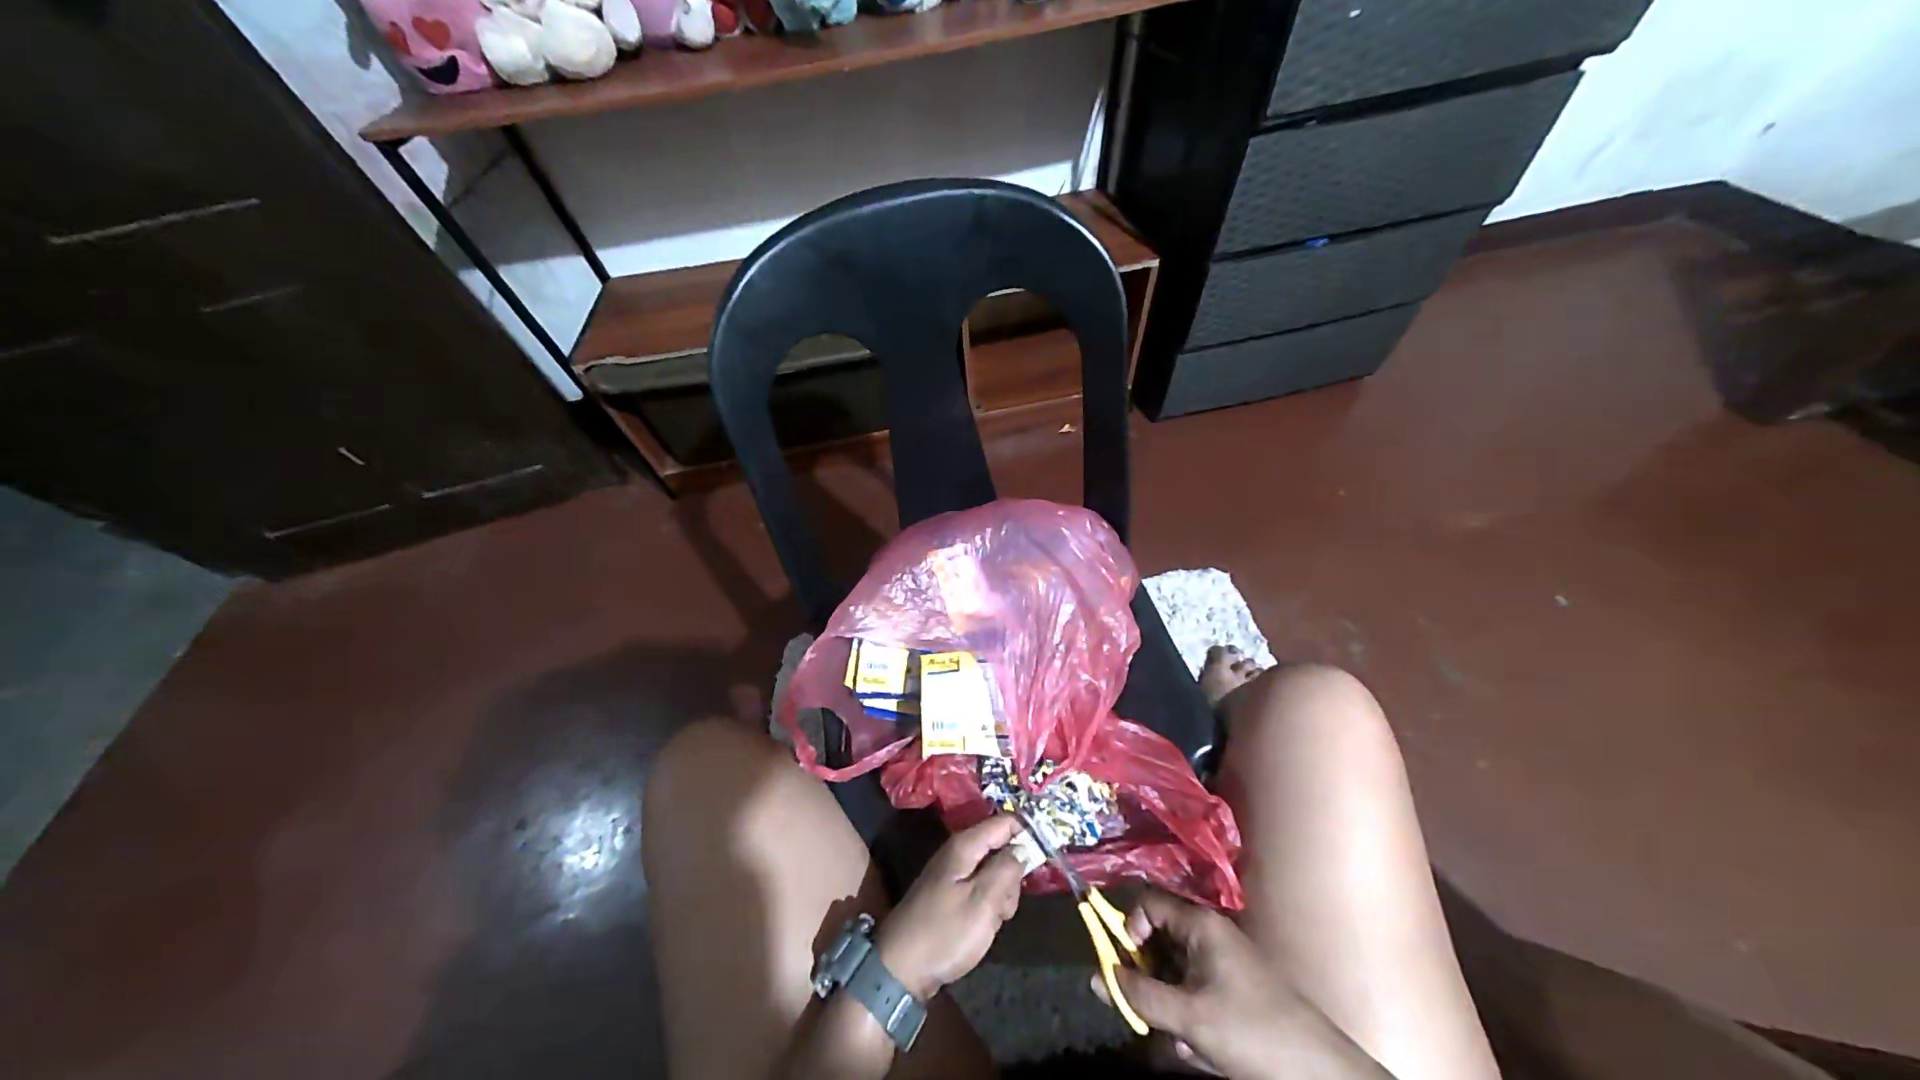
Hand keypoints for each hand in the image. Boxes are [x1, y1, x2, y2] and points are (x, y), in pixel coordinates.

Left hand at [873, 813, 1025, 998]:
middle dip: (1013, 875)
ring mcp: (951, 876)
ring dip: (1001, 896)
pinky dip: (988, 907)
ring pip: (992, 874)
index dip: (1028, 833)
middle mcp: (957, 854)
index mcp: (964, 846)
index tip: (1047, 856)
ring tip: (993, 920)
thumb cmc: (945, 933)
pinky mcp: (949, 897)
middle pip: (1000, 849)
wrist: (900, 970)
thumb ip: (1006, 869)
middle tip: (1006, 904)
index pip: (1004, 823)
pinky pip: (979, 892)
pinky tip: (983, 927)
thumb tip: (1023, 846)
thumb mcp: (983, 901)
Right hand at [1096, 890, 1389, 1079]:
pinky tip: (1201, 1050)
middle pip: (1157, 940)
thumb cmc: (1251, 1030)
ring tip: (1182, 1040)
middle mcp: (1209, 934)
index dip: (1129, 929)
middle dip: (1147, 979)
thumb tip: (1098, 977)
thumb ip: (1139, 996)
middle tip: (1149, 1012)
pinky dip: (1187, 1017)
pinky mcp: (1230, 989)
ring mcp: (1221, 961)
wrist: (1318, 1070)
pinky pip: (1192, 993)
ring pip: (1172, 973)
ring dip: (1167, 1006)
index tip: (1127, 966)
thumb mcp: (1188, 1017)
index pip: (1147, 903)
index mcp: (1200, 925)